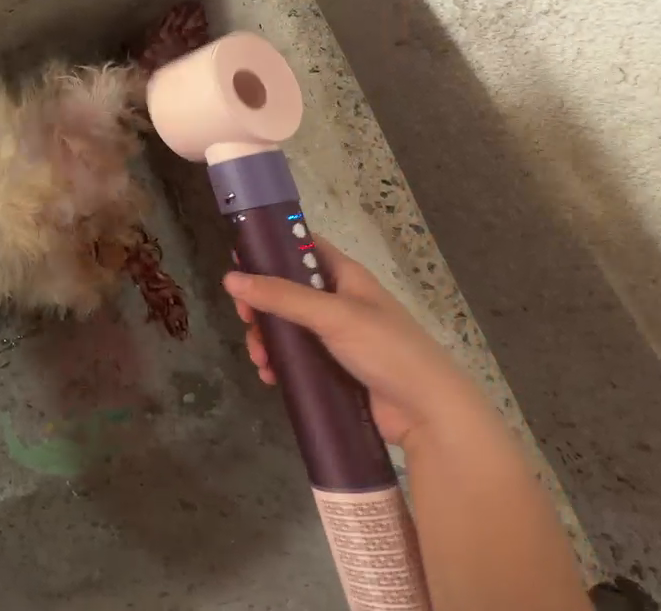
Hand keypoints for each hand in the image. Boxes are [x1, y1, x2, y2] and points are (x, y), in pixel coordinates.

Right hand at [224, 237, 492, 451]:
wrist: (431, 414)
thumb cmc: (388, 350)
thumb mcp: (332, 316)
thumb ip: (281, 296)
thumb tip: (229, 278)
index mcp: (347, 277)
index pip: (304, 246)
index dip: (271, 247)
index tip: (239, 258)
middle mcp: (340, 302)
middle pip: (286, 289)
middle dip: (260, 304)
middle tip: (245, 318)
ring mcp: (338, 336)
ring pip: (287, 326)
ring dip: (266, 339)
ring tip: (260, 359)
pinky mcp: (335, 367)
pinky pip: (296, 356)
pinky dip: (279, 363)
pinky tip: (270, 375)